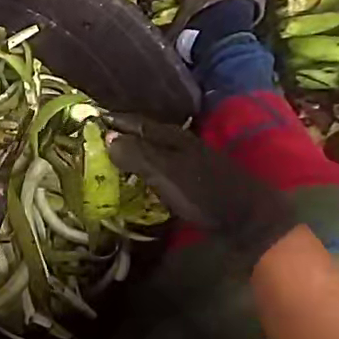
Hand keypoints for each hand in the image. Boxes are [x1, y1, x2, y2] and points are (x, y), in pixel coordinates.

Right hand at [105, 115, 300, 268]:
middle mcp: (181, 142)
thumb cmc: (204, 192)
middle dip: (122, 134)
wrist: (248, 218)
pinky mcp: (194, 178)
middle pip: (145, 134)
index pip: (136, 122)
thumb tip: (106, 137)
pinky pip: (161, 164)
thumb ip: (137, 154)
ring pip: (154, 148)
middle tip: (96, 140)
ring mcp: (189, 160)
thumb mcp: (166, 173)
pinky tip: (139, 175)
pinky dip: (146, 166)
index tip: (90, 121)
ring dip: (134, 150)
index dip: (114, 121)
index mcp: (172, 136)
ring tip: (111, 157)